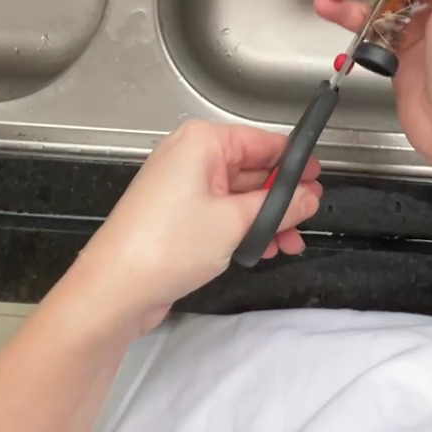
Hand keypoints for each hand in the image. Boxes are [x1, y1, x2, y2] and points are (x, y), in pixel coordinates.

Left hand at [66, 120, 322, 332]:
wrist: (113, 291)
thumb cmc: (165, 246)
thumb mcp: (235, 222)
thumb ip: (278, 206)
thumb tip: (306, 196)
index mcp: (202, 141)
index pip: (261, 140)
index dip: (293, 160)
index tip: (318, 177)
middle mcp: (190, 157)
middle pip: (251, 168)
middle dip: (282, 196)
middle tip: (309, 216)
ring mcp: (182, 187)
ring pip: (239, 195)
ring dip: (266, 218)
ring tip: (290, 242)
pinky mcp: (177, 215)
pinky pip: (221, 213)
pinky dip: (244, 228)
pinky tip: (264, 248)